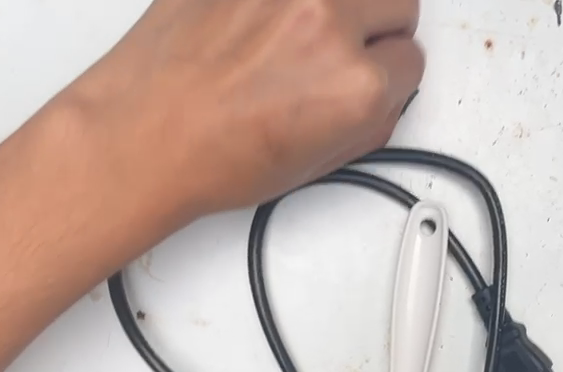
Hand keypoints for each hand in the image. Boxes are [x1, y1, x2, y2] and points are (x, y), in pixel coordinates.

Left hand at [63, 0, 424, 223]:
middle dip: (383, 29)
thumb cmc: (217, 157)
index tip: (376, 81)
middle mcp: (328, 22)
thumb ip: (367, 124)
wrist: (149, 133)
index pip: (413, 62)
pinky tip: (269, 22)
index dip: (394, 78)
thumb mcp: (317, 165)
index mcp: (356, 86)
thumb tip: (385, 94)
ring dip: (348, 4)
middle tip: (354, 50)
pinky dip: (294, 1)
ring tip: (315, 31)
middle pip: (400, 1)